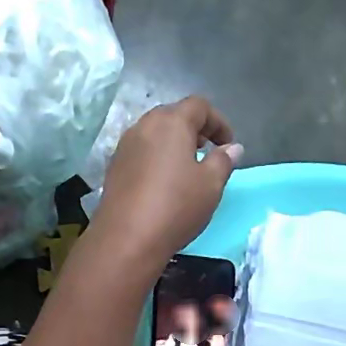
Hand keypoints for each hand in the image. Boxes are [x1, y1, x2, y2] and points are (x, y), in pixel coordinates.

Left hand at [95, 97, 243, 260]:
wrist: (126, 240)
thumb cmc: (175, 207)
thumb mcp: (211, 185)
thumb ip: (223, 161)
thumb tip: (232, 147)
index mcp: (171, 122)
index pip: (199, 106)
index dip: (218, 121)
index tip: (228, 144)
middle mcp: (143, 126)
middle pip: (172, 116)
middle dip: (193, 129)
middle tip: (206, 151)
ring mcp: (124, 147)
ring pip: (153, 135)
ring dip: (172, 144)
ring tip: (185, 168)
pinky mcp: (113, 169)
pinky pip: (140, 154)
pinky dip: (155, 159)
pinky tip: (162, 183)